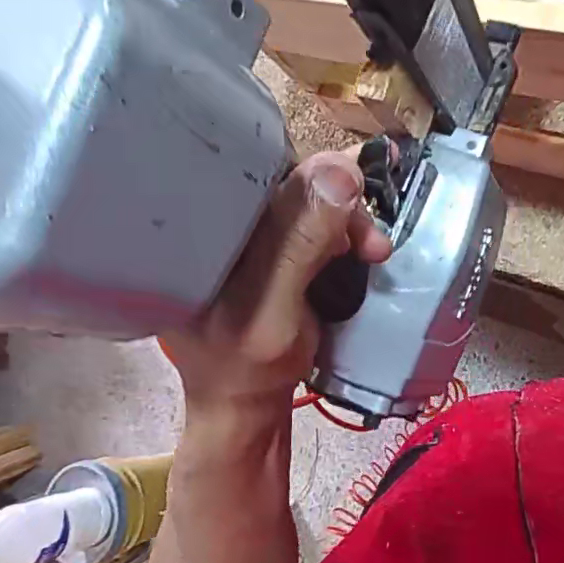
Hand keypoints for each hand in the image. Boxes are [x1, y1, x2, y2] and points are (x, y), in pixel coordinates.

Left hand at [161, 150, 390, 414]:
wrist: (247, 401)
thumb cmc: (248, 366)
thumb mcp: (274, 309)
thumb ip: (301, 244)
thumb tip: (342, 170)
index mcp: (190, 221)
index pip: (250, 161)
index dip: (307, 169)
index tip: (355, 196)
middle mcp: (213, 215)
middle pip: (286, 175)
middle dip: (339, 200)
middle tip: (371, 242)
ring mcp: (245, 230)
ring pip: (308, 195)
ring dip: (350, 218)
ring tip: (373, 251)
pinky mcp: (271, 244)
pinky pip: (316, 218)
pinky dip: (346, 229)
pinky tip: (359, 249)